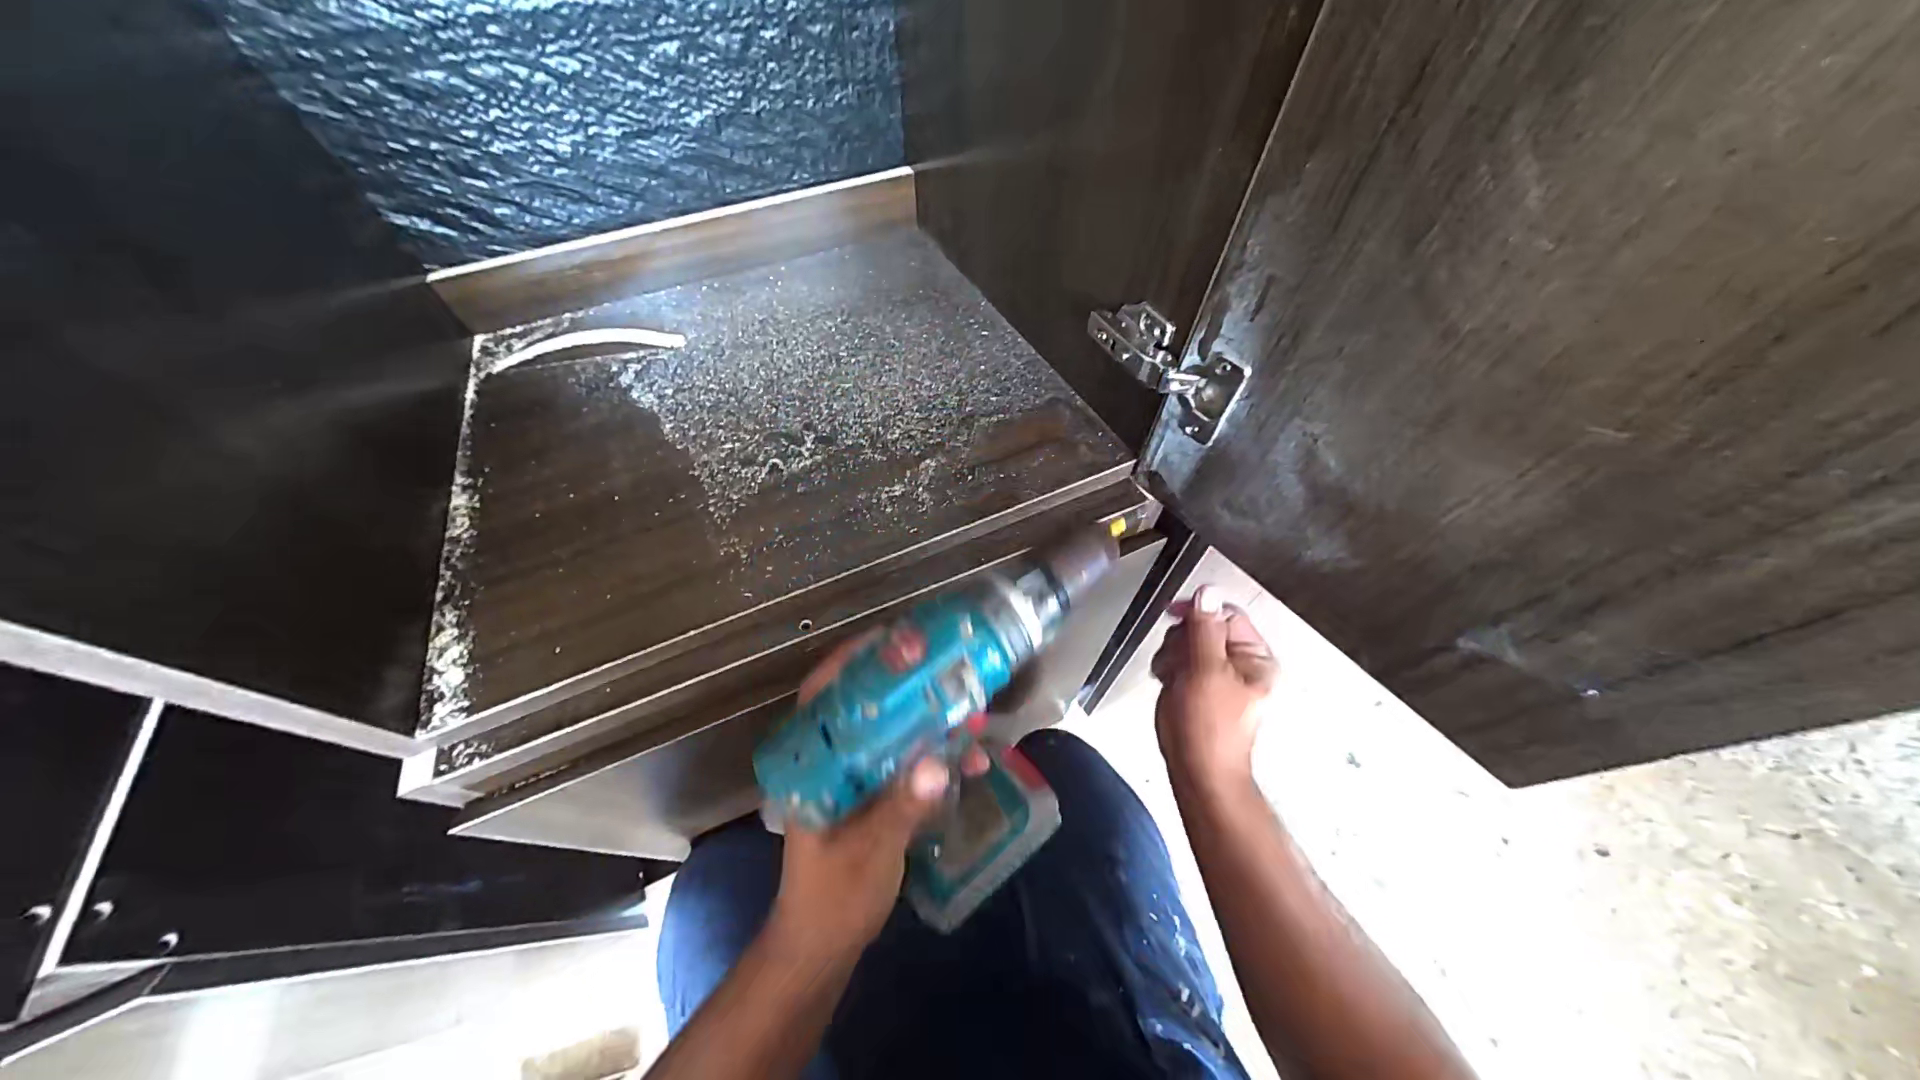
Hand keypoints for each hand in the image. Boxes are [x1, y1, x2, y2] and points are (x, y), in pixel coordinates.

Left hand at [765, 627, 980, 959]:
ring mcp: (856, 779)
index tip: (892, 639)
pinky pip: (910, 763)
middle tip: (944, 664)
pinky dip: (939, 757)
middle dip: (906, 684)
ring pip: (893, 733)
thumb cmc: (832, 896)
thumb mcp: (867, 850)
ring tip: (972, 709)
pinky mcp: (878, 796)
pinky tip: (973, 757)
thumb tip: (937, 762)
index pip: (824, 696)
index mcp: (814, 765)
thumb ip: (900, 807)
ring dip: (931, 720)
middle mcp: (833, 762)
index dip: (853, 661)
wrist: (825, 945)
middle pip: (866, 706)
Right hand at [1152, 584, 1277, 786]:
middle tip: (1179, 664)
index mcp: (1255, 657)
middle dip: (1182, 641)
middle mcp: (1238, 662)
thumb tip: (1207, 592)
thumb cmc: (1207, 725)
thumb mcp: (1206, 671)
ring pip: (1184, 642)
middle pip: (1201, 626)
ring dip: (1171, 655)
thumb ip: (1204, 629)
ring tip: (1173, 679)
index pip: (1225, 615)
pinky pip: (1176, 659)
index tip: (1173, 615)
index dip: (1198, 612)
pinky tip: (1168, 683)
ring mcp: (1215, 674)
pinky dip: (1167, 668)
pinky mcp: (1194, 684)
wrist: (1195, 769)